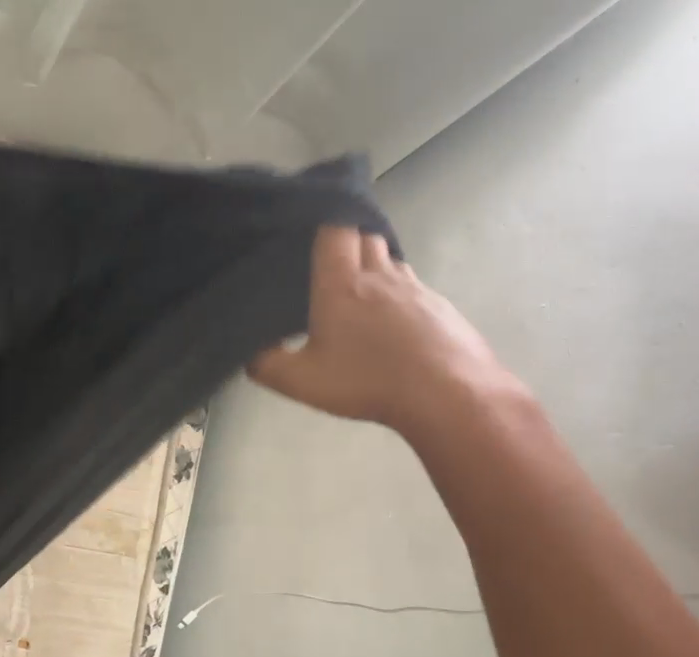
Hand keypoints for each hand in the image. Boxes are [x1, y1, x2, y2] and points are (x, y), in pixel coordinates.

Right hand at [251, 226, 523, 434]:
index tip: (307, 226)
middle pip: (365, 237)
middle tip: (324, 260)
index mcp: (342, 285)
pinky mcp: (437, 305)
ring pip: (389, 260)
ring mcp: (414, 288)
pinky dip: (393, 292)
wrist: (447, 393)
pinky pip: (409, 286)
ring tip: (352, 290)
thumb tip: (251, 349)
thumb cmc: (366, 381)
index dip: (323, 220)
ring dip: (371, 264)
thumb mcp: (299, 380)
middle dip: (346, 240)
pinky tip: (384, 321)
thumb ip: (265, 363)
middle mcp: (381, 276)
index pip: (336, 231)